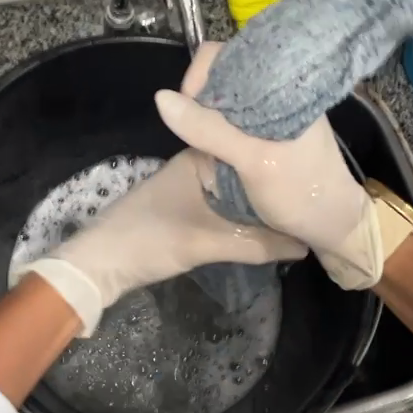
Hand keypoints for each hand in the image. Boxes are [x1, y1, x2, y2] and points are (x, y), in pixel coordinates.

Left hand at [10, 149, 302, 335]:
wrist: (99, 264)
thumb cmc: (150, 240)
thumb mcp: (207, 243)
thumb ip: (257, 244)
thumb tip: (303, 245)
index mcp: (199, 156)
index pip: (249, 148)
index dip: (279, 162)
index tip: (312, 175)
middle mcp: (197, 162)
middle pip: (245, 170)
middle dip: (272, 185)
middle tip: (312, 195)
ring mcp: (191, 183)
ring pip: (236, 188)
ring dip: (259, 201)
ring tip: (297, 208)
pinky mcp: (186, 204)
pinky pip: (225, 202)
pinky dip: (243, 211)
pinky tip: (266, 222)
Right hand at [154, 43, 387, 288]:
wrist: (336, 226)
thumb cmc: (301, 192)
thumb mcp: (253, 161)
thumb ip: (209, 129)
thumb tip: (161, 98)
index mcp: (283, 84)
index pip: (227, 55)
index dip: (200, 76)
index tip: (189, 111)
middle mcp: (280, 90)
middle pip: (224, 76)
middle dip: (203, 102)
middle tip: (199, 135)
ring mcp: (275, 111)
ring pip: (227, 101)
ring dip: (210, 120)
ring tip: (208, 148)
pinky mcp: (272, 131)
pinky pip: (236, 120)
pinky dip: (221, 132)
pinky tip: (218, 154)